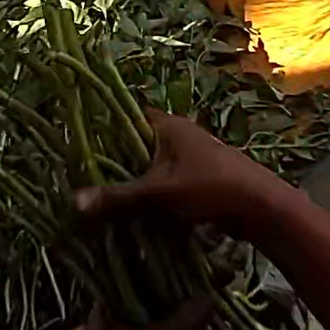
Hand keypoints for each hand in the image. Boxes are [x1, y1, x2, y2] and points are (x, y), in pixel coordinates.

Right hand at [74, 111, 289, 230]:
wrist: (258, 206)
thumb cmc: (209, 186)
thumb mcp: (159, 192)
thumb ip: (118, 197)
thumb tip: (72, 201)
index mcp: (167, 125)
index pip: (126, 116)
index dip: (102, 127)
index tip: (75, 144)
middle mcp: (176, 135)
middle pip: (134, 143)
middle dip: (111, 161)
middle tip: (78, 178)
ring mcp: (186, 156)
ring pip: (148, 165)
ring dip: (129, 181)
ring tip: (96, 198)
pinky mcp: (193, 179)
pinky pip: (161, 182)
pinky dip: (146, 194)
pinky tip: (127, 213)